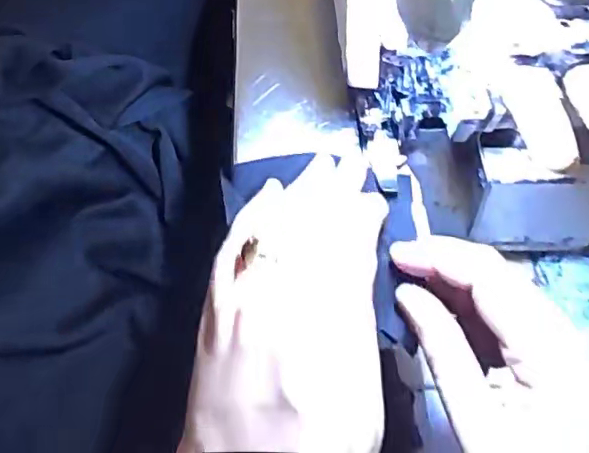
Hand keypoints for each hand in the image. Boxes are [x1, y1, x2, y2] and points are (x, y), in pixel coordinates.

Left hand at [179, 155, 387, 452]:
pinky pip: (232, 248)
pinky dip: (251, 215)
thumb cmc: (316, 446)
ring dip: (300, 192)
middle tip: (351, 162)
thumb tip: (363, 251)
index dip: (361, 215)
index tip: (374, 198)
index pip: (345, 246)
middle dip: (334, 189)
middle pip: (311, 228)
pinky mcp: (214, 311)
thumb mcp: (359, 388)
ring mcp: (240, 303)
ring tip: (320, 166)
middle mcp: (278, 303)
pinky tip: (268, 194)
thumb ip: (358, 312)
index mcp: (322, 324)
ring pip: (274, 228)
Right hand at [391, 236, 588, 452]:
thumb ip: (444, 356)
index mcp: (556, 350)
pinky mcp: (578, 368)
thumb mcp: (482, 434)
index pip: (491, 275)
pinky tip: (453, 317)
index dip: (439, 255)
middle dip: (450, 266)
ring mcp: (581, 352)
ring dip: (465, 288)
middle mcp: (576, 337)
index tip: (395, 252)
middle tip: (399, 266)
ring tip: (416, 286)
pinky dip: (487, 316)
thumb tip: (408, 296)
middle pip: (505, 279)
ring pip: (515, 297)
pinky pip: (526, 324)